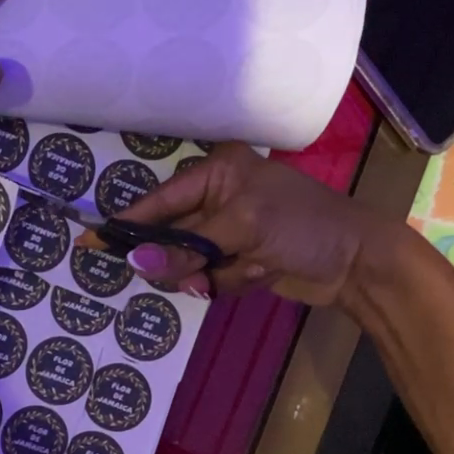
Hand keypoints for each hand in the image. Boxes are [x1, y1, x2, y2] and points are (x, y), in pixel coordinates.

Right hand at [84, 143, 399, 306]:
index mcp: (217, 172)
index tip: (90, 240)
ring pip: (189, 262)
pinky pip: (211, 276)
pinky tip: (263, 273)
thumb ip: (186, 247)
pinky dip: (233, 280)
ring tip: (252, 268)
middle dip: (185, 259)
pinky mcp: (239, 257)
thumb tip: (136, 264)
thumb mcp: (242, 228)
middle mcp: (218, 197)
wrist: (362, 264)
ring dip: (217, 273)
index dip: (126, 223)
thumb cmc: (304, 227)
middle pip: (171, 235)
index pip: (159, 201)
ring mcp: (228, 230)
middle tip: (199, 274)